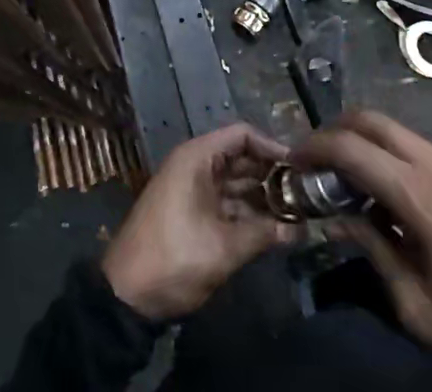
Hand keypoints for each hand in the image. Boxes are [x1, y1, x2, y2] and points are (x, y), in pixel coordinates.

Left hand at [101, 123, 300, 320]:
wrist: (125, 296)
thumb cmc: (174, 258)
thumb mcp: (224, 246)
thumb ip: (266, 233)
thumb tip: (304, 229)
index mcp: (197, 158)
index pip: (242, 135)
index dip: (273, 146)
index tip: (300, 166)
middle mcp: (196, 166)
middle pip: (242, 159)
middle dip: (273, 175)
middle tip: (306, 192)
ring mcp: (193, 190)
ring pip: (237, 183)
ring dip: (264, 197)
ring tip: (299, 212)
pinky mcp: (193, 213)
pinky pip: (227, 203)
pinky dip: (249, 212)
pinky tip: (276, 228)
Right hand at [295, 112, 431, 389]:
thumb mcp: (415, 303)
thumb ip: (372, 247)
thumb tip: (336, 216)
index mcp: (423, 196)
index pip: (354, 148)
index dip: (316, 148)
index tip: (293, 162)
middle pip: (373, 120)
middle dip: (334, 130)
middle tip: (313, 161)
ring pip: (395, 130)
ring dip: (362, 141)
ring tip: (341, 178)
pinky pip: (416, 147)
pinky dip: (386, 153)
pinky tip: (378, 189)